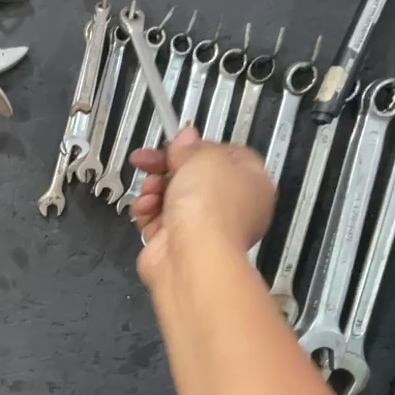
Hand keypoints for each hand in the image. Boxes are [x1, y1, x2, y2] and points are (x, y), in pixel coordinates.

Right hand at [128, 128, 275, 283]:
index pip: (224, 156)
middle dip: (165, 168)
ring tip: (149, 190)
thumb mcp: (204, 158)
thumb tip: (185, 138)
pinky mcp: (174, 243)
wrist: (191, 256)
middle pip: (192, 176)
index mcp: (251, 182)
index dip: (197, 147)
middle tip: (144, 160)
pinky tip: (143, 208)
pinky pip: (156, 220)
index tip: (175, 143)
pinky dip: (147, 211)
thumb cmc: (210, 204)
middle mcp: (229, 206)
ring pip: (171, 197)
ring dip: (154, 189)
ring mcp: (201, 227)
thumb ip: (192, 146)